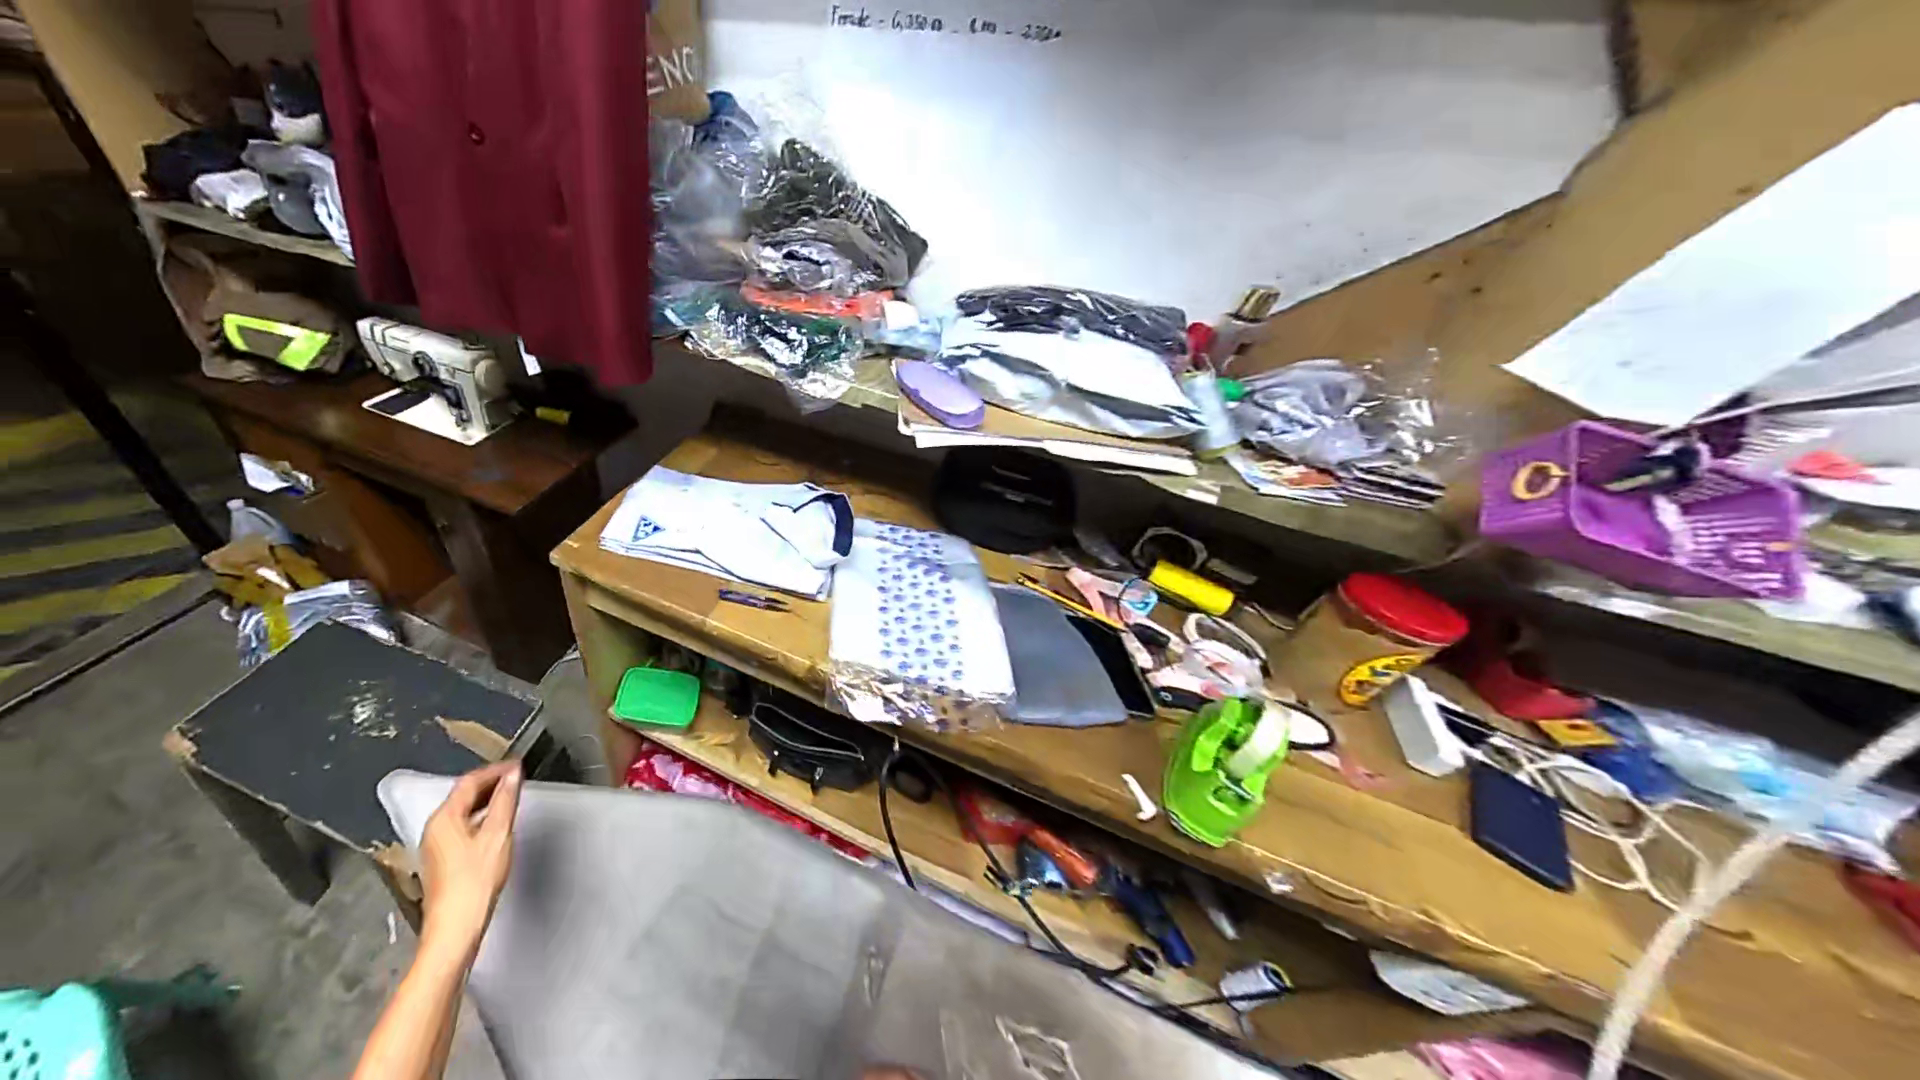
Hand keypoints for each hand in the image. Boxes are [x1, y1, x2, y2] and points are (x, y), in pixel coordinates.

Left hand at [419, 762, 521, 951]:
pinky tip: (497, 823)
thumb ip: (506, 800)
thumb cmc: (475, 880)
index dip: (495, 770)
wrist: (457, 924)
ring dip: (486, 800)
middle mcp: (434, 830)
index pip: (470, 782)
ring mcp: (436, 846)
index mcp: (443, 819)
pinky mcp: (443, 860)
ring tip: (510, 796)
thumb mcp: (498, 833)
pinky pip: (462, 827)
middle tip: (516, 777)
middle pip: (463, 796)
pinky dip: (481, 817)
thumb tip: (512, 776)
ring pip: (462, 812)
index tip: (517, 766)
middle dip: (490, 783)